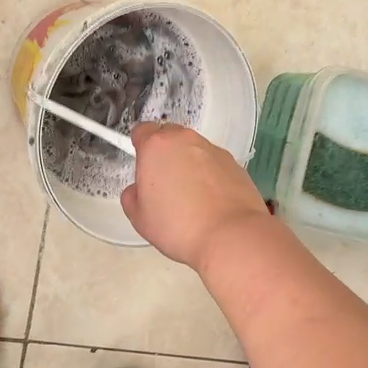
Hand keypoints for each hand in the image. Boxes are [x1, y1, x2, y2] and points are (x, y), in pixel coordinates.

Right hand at [121, 123, 270, 269]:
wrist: (231, 236)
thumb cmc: (178, 225)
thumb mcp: (139, 218)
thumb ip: (132, 196)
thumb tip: (139, 190)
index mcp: (156, 146)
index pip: (142, 131)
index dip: (140, 147)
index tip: (142, 166)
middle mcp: (185, 140)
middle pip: (169, 136)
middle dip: (165, 154)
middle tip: (164, 184)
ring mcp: (213, 150)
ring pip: (193, 150)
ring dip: (188, 164)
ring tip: (191, 197)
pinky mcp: (234, 164)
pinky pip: (214, 164)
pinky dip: (210, 176)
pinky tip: (211, 202)